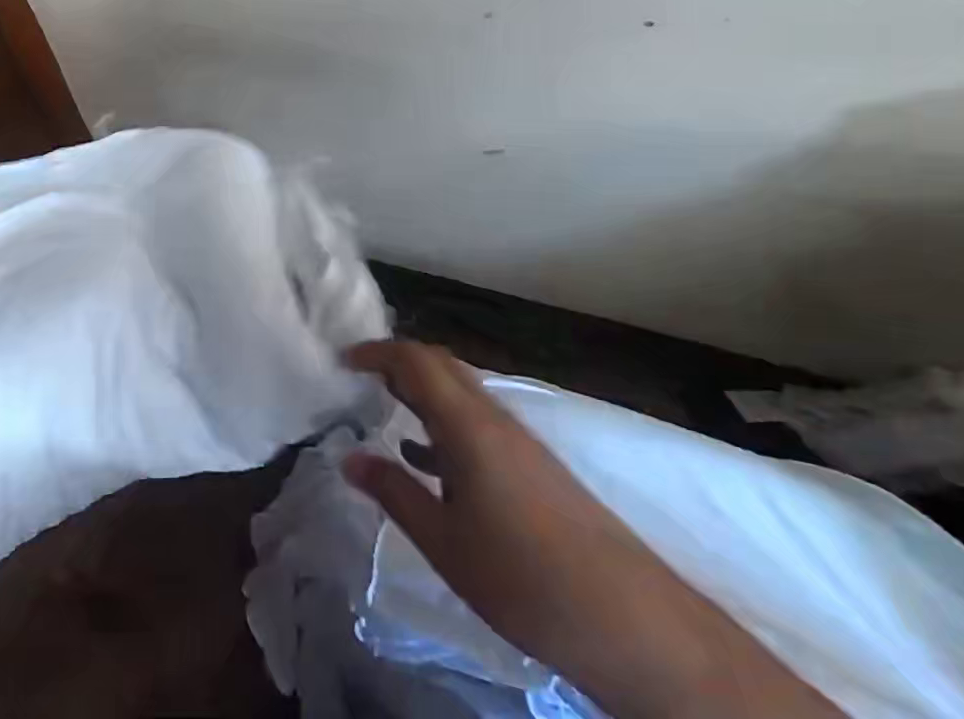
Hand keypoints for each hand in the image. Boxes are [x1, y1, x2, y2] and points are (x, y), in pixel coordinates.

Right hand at [343, 341, 844, 718]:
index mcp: (469, 426)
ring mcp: (518, 440)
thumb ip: (394, 493)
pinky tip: (424, 454)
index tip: (343, 359)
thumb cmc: (518, 577)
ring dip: (423, 390)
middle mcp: (495, 419)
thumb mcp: (442, 540)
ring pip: (462, 394)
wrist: (619, 612)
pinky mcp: (531, 464)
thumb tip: (349, 458)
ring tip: (382, 404)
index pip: (418, 362)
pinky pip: (478, 423)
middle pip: (444, 366)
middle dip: (399, 361)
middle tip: (359, 376)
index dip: (378, 352)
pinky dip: (444, 423)